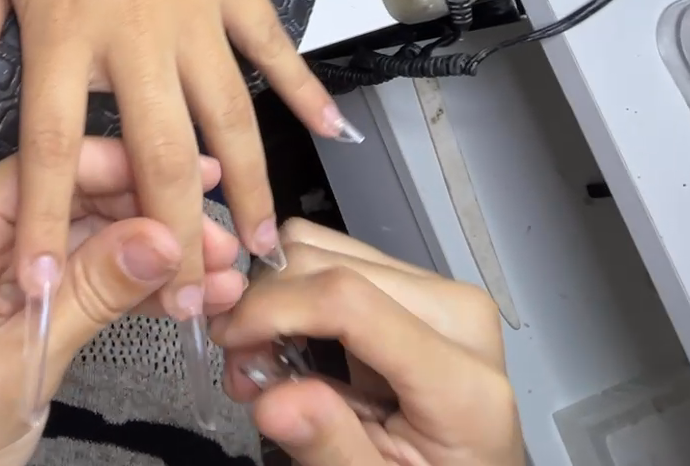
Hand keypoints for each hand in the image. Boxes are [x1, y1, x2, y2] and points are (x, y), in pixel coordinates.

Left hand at [0, 0, 344, 316]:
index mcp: (66, 28)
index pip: (50, 146)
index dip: (45, 223)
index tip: (46, 288)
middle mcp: (136, 32)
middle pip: (155, 152)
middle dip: (168, 235)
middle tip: (184, 301)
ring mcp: (195, 11)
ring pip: (227, 117)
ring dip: (241, 189)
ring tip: (256, 250)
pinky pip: (273, 48)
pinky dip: (303, 91)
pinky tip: (328, 134)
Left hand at [0, 138, 246, 465]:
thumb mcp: (21, 360)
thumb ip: (93, 290)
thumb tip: (162, 237)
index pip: (46, 168)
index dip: (120, 168)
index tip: (187, 179)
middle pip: (73, 197)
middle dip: (147, 216)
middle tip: (216, 239)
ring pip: (86, 235)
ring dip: (149, 254)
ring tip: (217, 272)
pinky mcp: (18, 291)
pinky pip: (78, 271)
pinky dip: (127, 285)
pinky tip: (182, 295)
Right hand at [210, 220, 521, 465]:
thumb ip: (329, 448)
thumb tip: (271, 402)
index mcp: (463, 383)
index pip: (347, 303)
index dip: (272, 309)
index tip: (226, 342)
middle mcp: (456, 314)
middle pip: (323, 263)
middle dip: (261, 305)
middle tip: (241, 368)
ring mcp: (436, 287)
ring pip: (315, 244)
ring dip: (268, 293)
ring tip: (264, 358)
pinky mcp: (411, 278)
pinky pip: (325, 250)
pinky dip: (286, 287)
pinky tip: (287, 338)